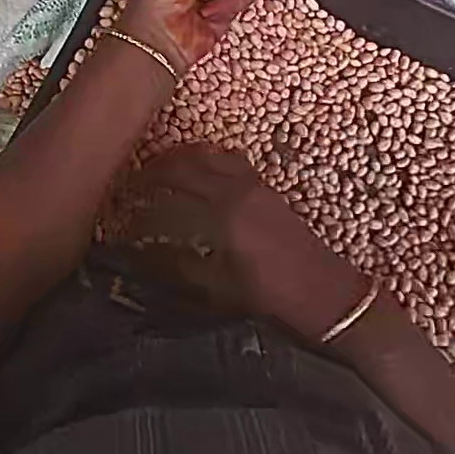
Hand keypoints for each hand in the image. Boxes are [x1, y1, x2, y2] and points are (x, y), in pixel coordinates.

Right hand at [119, 144, 367, 341]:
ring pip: (216, 156)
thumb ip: (181, 266)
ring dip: (189, 157)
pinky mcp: (271, 193)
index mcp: (226, 211)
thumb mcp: (221, 288)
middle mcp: (241, 190)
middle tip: (139, 174)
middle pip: (194, 161)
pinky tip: (204, 178)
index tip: (126, 189)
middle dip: (162, 164)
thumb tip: (145, 253)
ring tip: (166, 168)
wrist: (328, 296)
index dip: (147, 181)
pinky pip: (234, 164)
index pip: (176, 181)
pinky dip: (212, 161)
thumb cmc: (272, 297)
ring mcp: (259, 187)